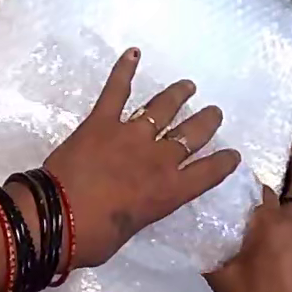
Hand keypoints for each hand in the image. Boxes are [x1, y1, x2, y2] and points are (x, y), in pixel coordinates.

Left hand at [42, 48, 240, 267]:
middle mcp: (158, 159)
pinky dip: (124, 69)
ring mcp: (131, 135)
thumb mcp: (127, 232)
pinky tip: (133, 53)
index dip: (223, 162)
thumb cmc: (92, 238)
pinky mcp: (101, 121)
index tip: (233, 154)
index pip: (208, 173)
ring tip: (187, 86)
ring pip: (163, 107)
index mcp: (169, 192)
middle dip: (206, 121)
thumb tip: (130, 205)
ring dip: (178, 94)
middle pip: (192, 134)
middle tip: (213, 113)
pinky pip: (116, 90)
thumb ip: (137, 212)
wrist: (58, 218)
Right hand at [207, 137, 291, 291]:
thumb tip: (190, 231)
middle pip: (268, 204)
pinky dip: (279, 240)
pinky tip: (265, 256)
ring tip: (241, 234)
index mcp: (271, 224)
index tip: (216, 185)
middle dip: (247, 206)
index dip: (235, 186)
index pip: (254, 189)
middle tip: (223, 212)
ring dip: (264, 224)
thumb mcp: (222, 279)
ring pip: (282, 220)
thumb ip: (207, 250)